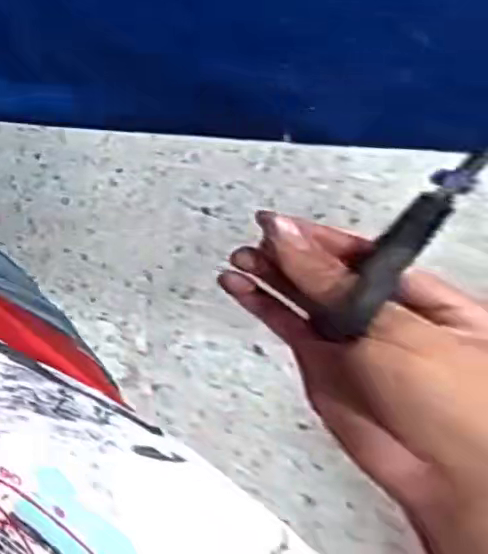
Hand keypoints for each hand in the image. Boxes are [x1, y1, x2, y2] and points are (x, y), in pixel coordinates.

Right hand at [219, 211, 487, 553]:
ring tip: (243, 258)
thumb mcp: (394, 330)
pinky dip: (254, 298)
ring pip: (300, 292)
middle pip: (329, 272)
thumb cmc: (465, 414)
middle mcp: (394, 320)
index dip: (322, 238)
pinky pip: (280, 318)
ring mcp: (356, 341)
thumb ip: (328, 279)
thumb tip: (283, 232)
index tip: (280, 223)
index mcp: (438, 309)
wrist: (451, 478)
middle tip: (259, 240)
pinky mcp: (322, 359)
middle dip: (289, 253)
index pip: (369, 257)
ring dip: (267, 272)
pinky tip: (237, 283)